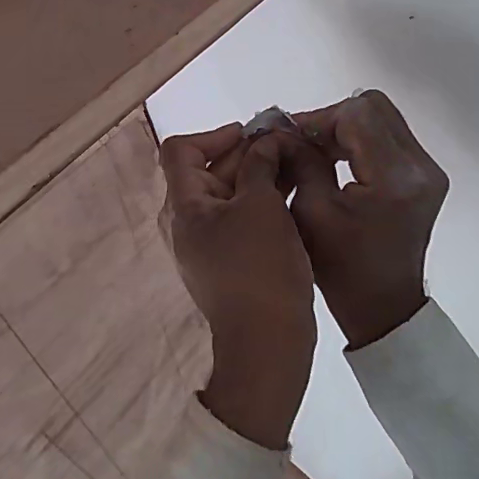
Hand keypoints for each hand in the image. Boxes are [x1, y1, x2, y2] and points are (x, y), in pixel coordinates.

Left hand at [160, 123, 316, 449]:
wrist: (267, 344)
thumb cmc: (259, 268)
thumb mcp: (261, 206)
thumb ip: (259, 165)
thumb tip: (263, 141)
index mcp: (184, 206)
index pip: (180, 150)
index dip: (214, 135)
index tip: (252, 135)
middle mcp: (189, 222)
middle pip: (209, 170)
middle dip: (246, 153)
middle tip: (287, 144)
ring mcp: (209, 244)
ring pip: (230, 195)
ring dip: (259, 176)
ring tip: (297, 165)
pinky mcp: (230, 261)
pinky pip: (242, 219)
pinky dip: (263, 202)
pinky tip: (294, 196)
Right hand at [284, 90, 449, 349]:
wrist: (383, 305)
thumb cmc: (341, 268)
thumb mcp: (310, 211)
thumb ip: (301, 160)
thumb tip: (283, 129)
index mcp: (394, 178)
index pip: (356, 115)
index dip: (317, 119)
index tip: (287, 136)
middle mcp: (420, 166)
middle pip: (372, 107)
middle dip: (331, 119)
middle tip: (302, 142)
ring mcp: (427, 170)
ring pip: (380, 116)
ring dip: (344, 127)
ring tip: (315, 150)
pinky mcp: (424, 175)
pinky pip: (387, 135)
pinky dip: (357, 139)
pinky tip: (335, 160)